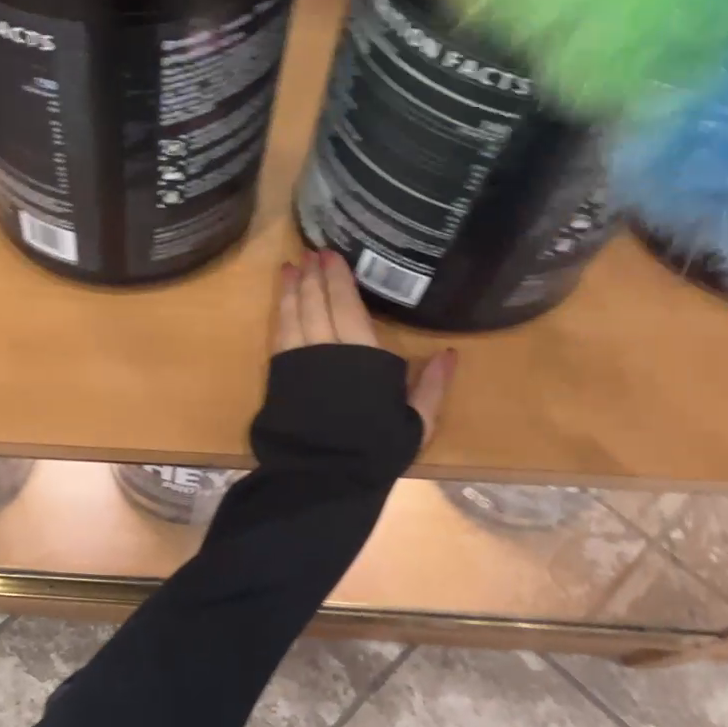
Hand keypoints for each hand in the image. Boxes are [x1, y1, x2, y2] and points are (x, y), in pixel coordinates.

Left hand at [274, 250, 456, 447]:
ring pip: (292, 315)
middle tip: (309, 252)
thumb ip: (431, 386)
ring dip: (290, 289)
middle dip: (312, 275)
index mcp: (360, 353)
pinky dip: (280, 315)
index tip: (330, 254)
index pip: (346, 304)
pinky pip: (279, 336)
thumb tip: (449, 355)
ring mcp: (297, 360)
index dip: (337, 278)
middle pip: (315, 302)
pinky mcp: (278, 375)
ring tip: (289, 268)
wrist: (322, 474)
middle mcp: (325, 348)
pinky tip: (281, 306)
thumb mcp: (414, 422)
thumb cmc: (373, 449)